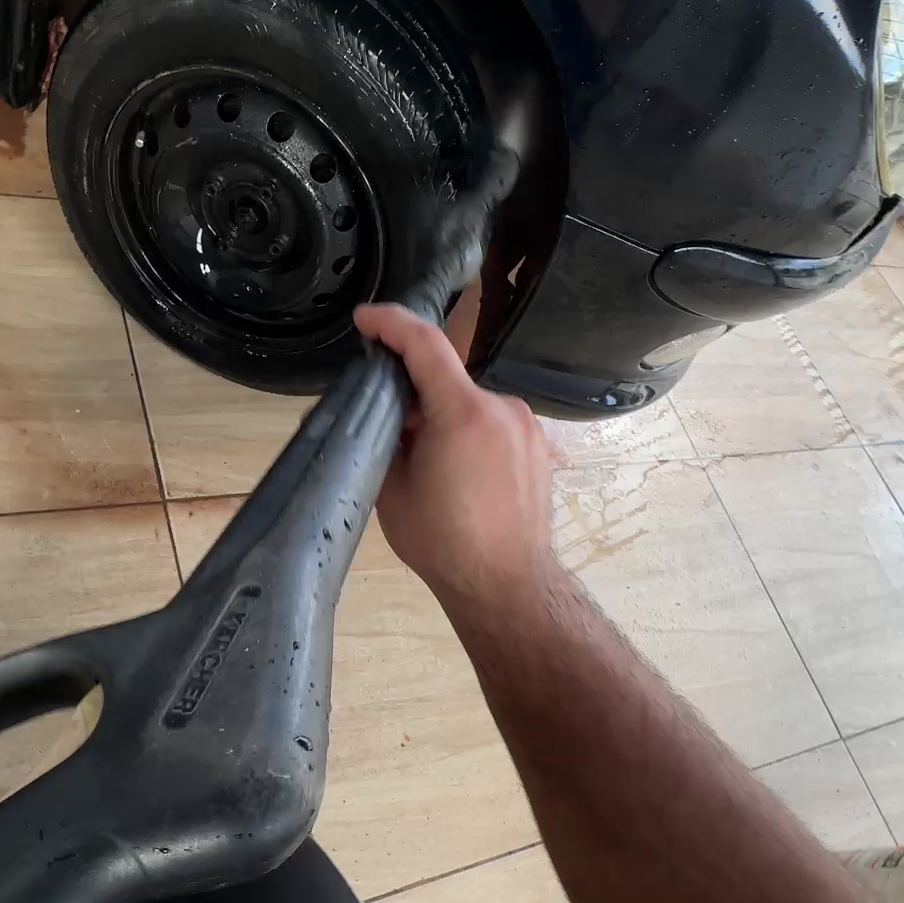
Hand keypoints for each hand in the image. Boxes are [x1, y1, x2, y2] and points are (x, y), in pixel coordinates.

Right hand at [357, 303, 563, 607]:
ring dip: (441, 418)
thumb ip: (387, 440)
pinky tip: (457, 474)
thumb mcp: (393, 491)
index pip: (425, 344)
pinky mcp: (538, 446)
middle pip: (447, 379)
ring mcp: (526, 426)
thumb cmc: (444, 542)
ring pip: (469, 403)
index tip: (365, 319)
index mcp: (463, 413)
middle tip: (390, 432)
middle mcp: (502, 408)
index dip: (390, 322)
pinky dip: (467, 433)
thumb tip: (387, 417)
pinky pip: (492, 424)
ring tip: (426, 464)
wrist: (507, 584)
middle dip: (413, 395)